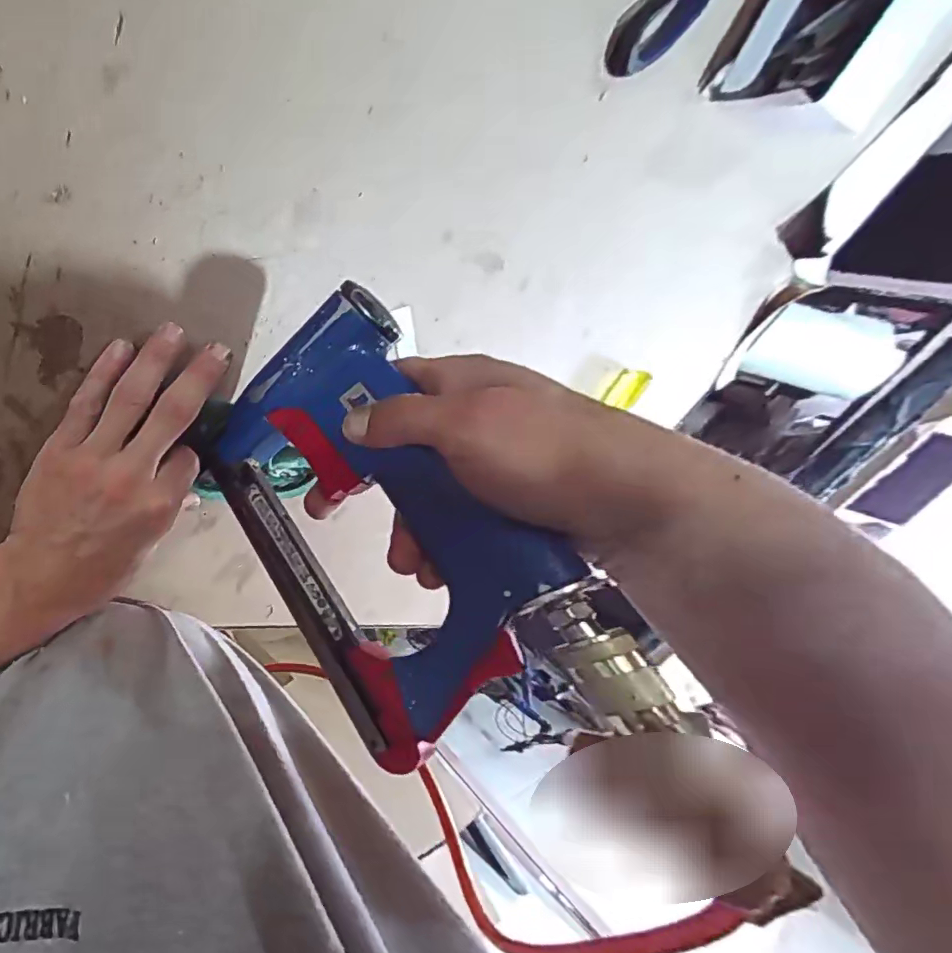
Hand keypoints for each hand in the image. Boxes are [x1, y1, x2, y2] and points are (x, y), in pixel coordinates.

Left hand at [0, 323, 231, 636]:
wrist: (38, 576)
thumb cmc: (95, 573)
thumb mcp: (144, 549)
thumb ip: (165, 509)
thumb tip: (180, 479)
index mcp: (157, 506)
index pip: (188, 460)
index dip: (192, 449)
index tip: (187, 445)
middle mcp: (131, 475)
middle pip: (172, 414)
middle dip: (197, 377)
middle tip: (213, 349)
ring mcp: (94, 457)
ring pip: (130, 399)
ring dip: (154, 360)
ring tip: (171, 332)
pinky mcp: (61, 448)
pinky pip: (86, 403)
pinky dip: (104, 373)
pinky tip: (120, 349)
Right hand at [305, 355, 737, 578]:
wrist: (632, 504)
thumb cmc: (541, 450)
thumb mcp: (463, 425)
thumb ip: (400, 420)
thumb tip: (350, 421)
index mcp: (457, 382)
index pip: (388, 382)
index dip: (349, 407)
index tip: (319, 442)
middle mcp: (468, 417)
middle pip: (396, 446)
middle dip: (367, 484)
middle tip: (326, 508)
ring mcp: (487, 461)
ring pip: (423, 491)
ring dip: (407, 528)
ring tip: (409, 564)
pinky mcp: (503, 499)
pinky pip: (453, 518)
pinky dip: (439, 543)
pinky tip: (437, 570)